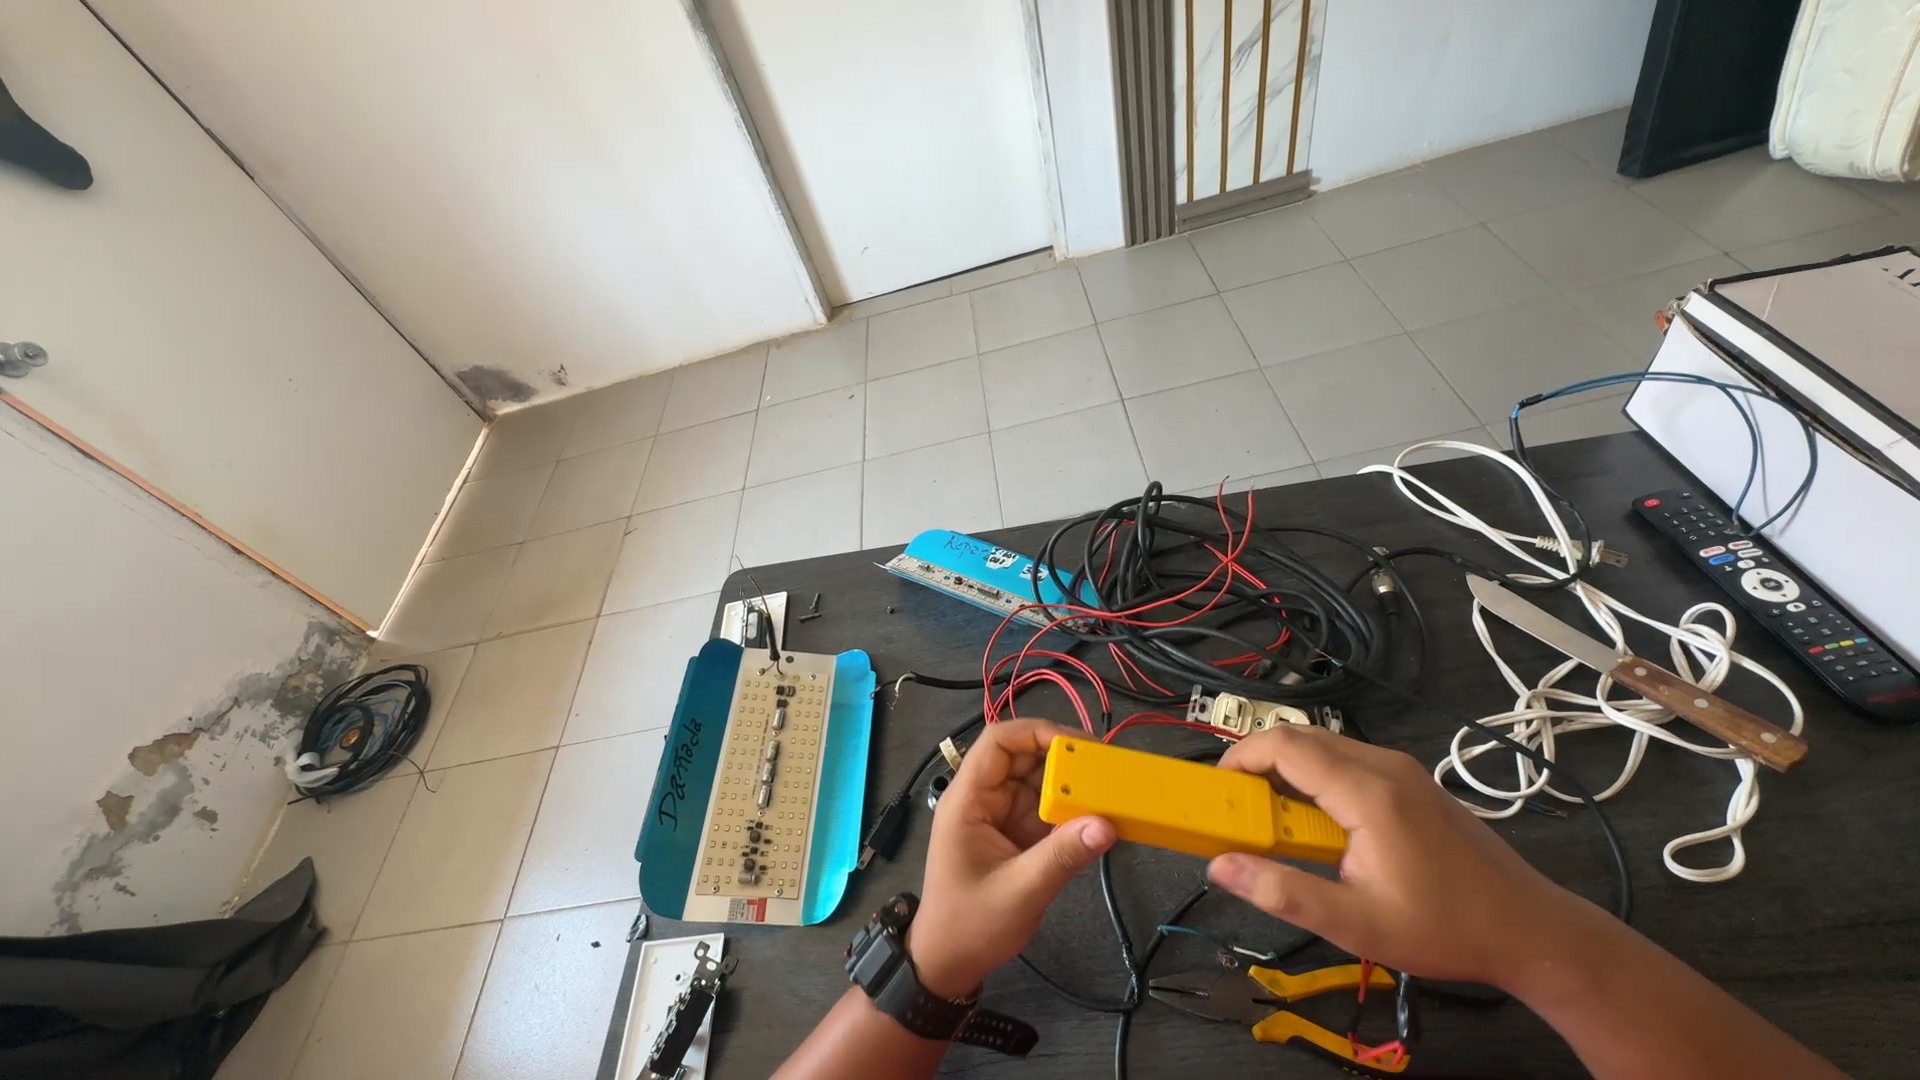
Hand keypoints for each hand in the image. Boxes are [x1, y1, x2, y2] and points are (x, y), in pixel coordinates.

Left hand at [907, 719, 1116, 997]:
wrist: (949, 962)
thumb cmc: (970, 924)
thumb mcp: (1019, 892)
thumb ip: (1062, 856)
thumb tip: (1107, 825)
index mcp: (968, 799)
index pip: (998, 742)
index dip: (1036, 733)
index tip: (1078, 746)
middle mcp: (984, 798)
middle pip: (1023, 757)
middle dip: (1063, 758)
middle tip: (1106, 767)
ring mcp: (1000, 814)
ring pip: (1038, 781)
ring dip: (1071, 784)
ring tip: (1110, 789)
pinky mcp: (1016, 833)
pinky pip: (1046, 808)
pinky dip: (1071, 809)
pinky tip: (1098, 815)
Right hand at [1205, 725, 1595, 986]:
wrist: (1533, 931)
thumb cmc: (1443, 928)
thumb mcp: (1355, 925)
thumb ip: (1283, 893)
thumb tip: (1220, 867)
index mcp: (1368, 793)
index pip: (1286, 745)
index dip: (1242, 757)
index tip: (1219, 790)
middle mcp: (1384, 765)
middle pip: (1300, 736)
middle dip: (1258, 760)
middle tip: (1239, 804)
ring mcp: (1402, 768)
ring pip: (1323, 743)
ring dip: (1286, 766)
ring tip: (1272, 814)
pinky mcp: (1412, 779)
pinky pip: (1347, 758)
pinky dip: (1315, 773)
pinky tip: (1318, 818)